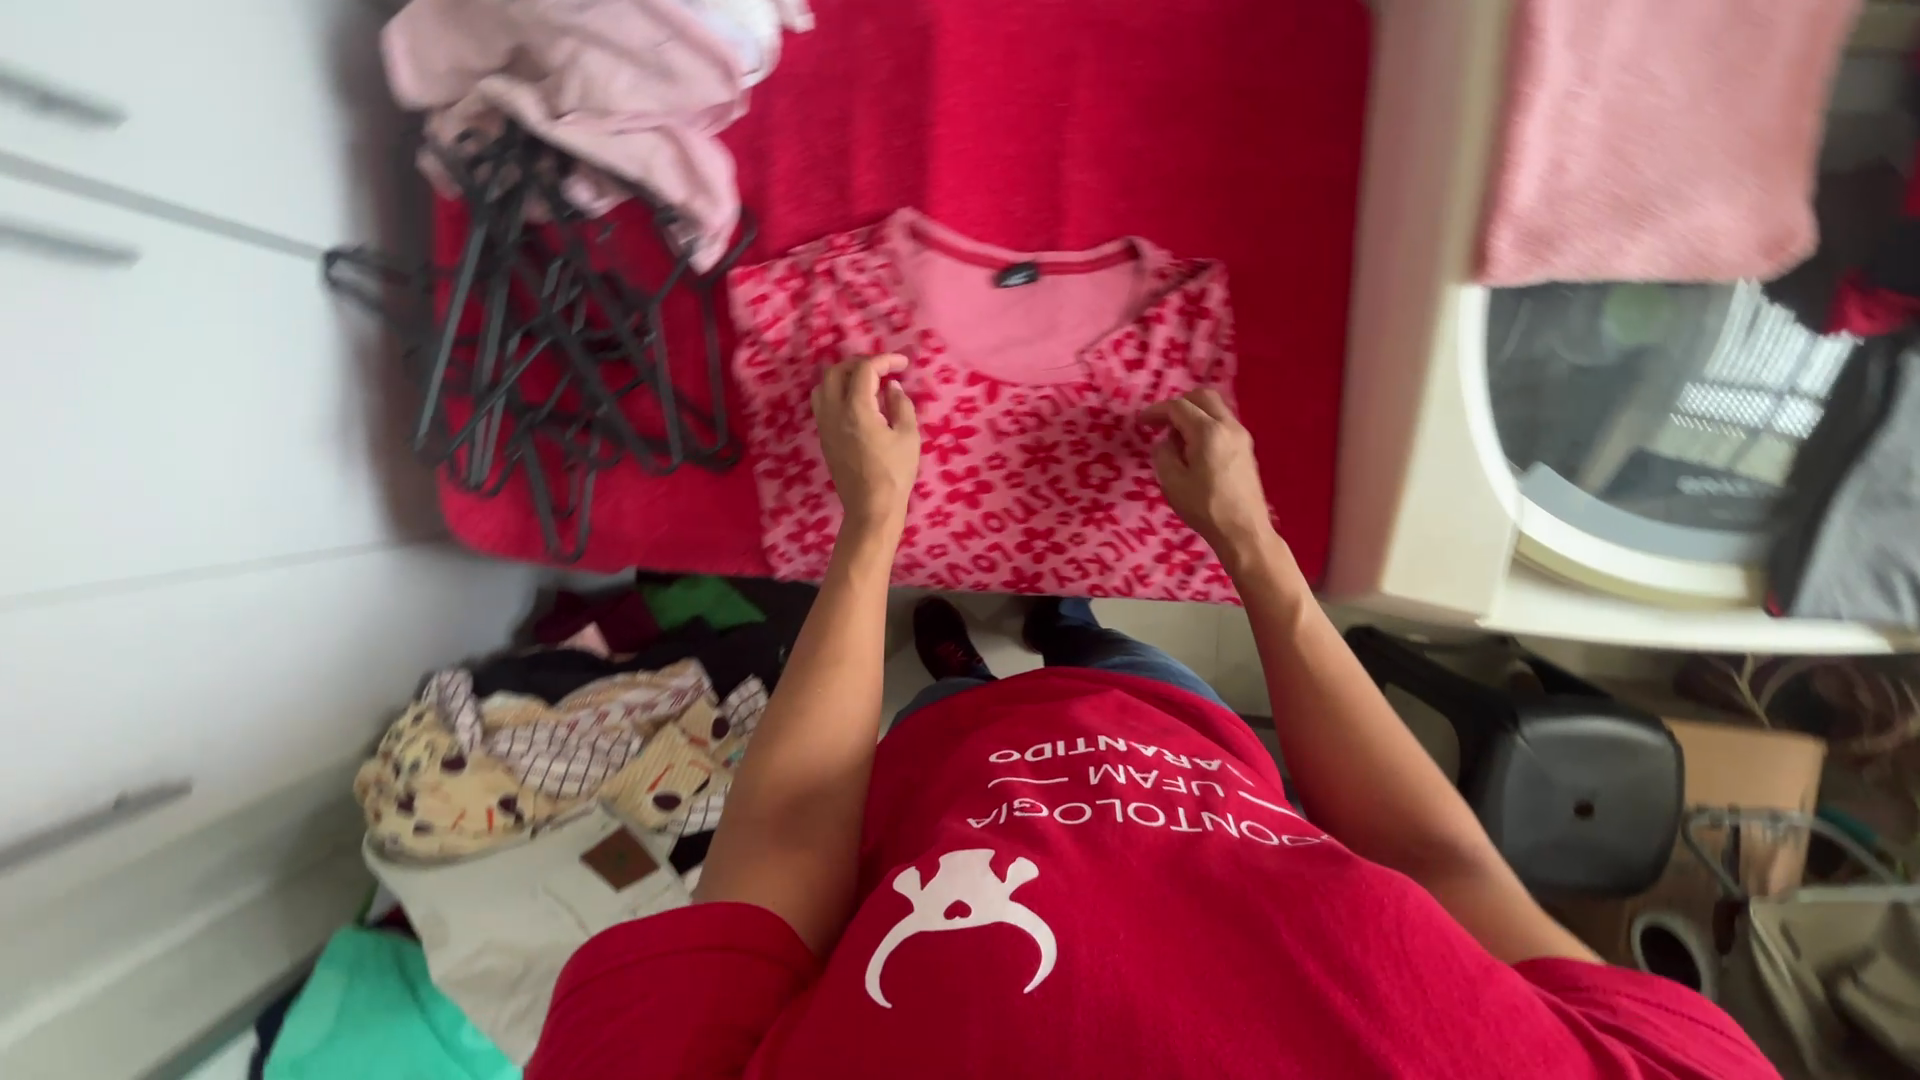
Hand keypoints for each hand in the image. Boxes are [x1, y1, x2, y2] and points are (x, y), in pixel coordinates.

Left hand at [812, 354, 920, 535]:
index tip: (903, 364)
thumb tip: (891, 388)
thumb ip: (901, 405)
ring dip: (843, 378)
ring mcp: (824, 426)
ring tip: (866, 384)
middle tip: (883, 370)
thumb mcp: (908, 436)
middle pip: (836, 372)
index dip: (884, 360)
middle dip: (860, 364)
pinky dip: (836, 394)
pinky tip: (856, 404)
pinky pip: (822, 405)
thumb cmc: (895, 473)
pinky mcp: (824, 439)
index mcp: (856, 408)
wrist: (871, 507)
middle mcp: (833, 412)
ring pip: (823, 387)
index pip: (864, 369)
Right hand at [1143, 388, 1280, 567]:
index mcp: (1208, 432)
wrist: (1243, 531)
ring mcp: (1241, 436)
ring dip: (1193, 415)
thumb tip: (1166, 441)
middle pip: (1202, 397)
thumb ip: (1163, 454)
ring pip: (1215, 409)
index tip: (1141, 423)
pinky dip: (1205, 425)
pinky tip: (1194, 449)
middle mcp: (1229, 426)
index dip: (1156, 411)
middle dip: (1178, 405)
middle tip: (1160, 424)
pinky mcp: (1246, 448)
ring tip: (1177, 440)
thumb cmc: (1205, 508)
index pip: (1179, 407)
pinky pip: (1222, 423)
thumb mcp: (1172, 482)